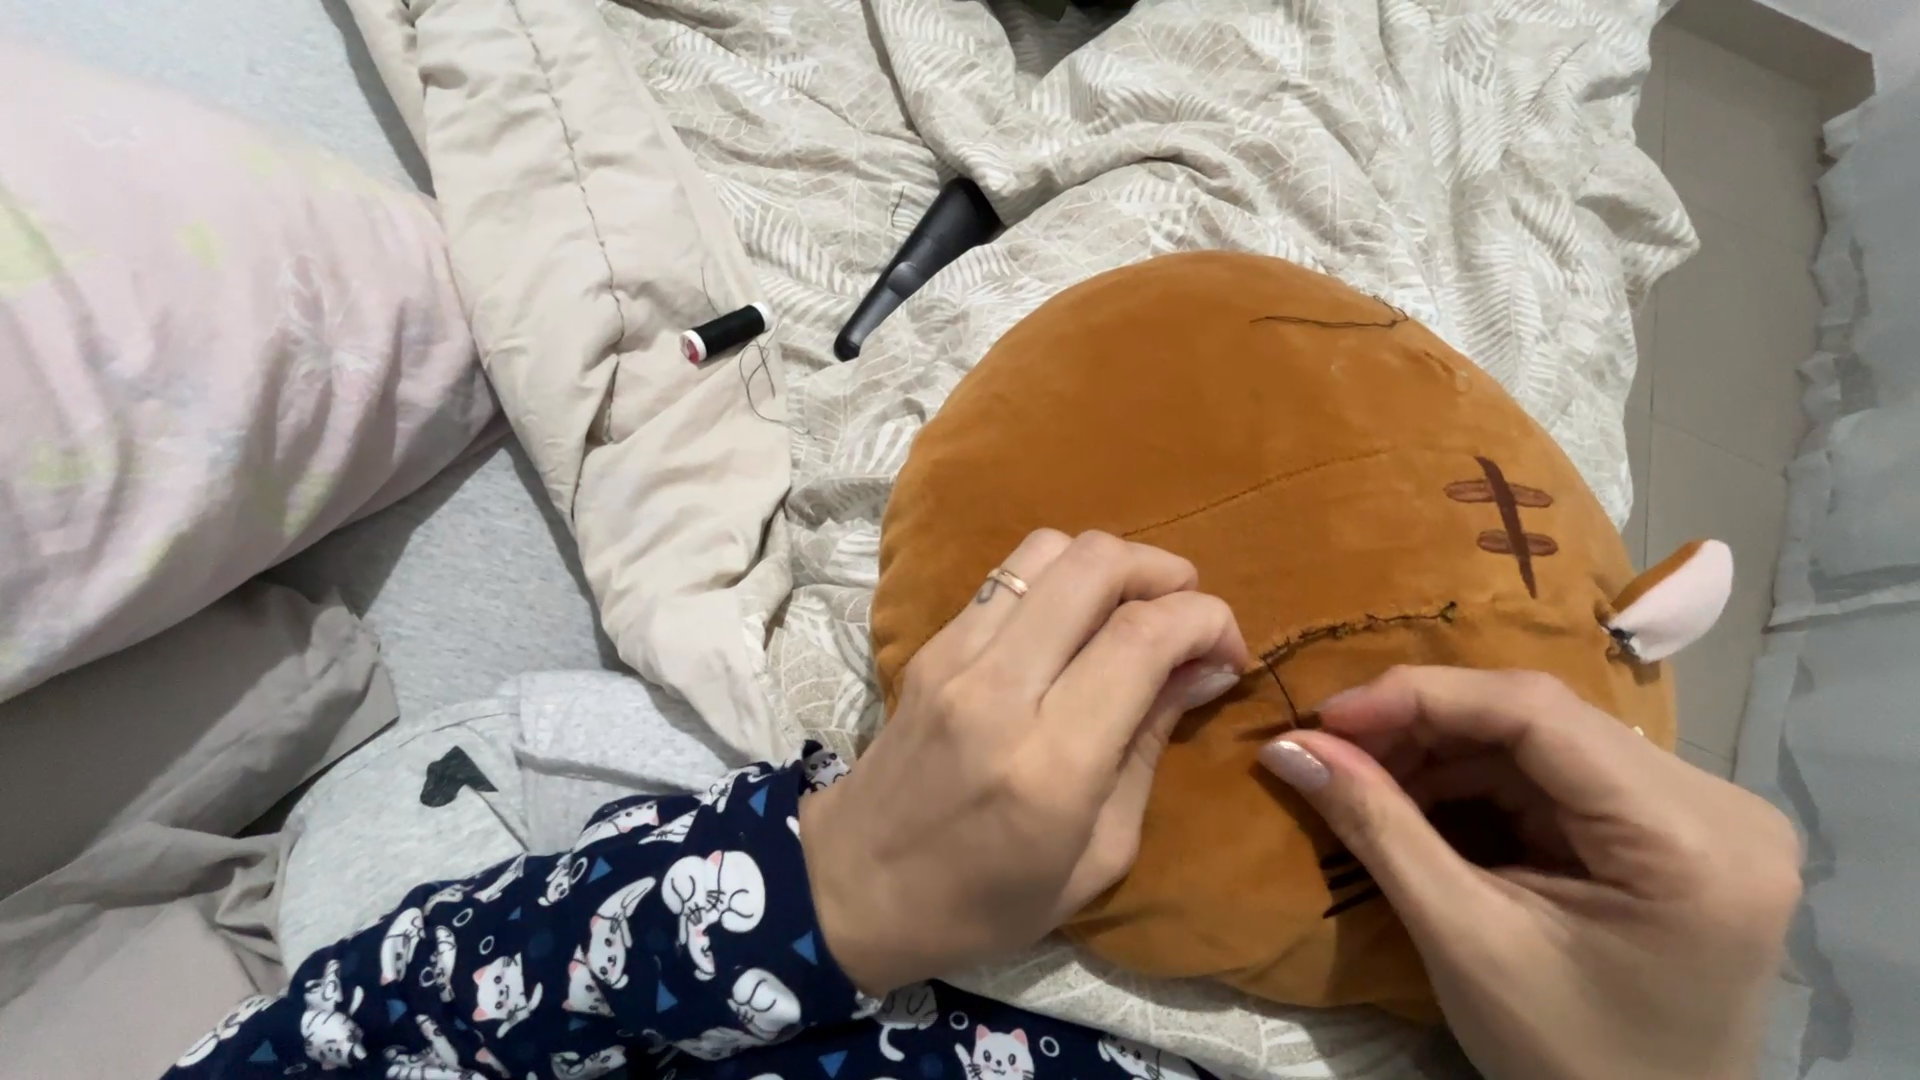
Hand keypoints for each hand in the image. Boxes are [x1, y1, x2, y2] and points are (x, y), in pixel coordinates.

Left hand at [800, 529, 1248, 994]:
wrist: (854, 883)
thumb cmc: (985, 901)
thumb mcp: (1099, 854)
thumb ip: (1150, 745)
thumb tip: (1202, 668)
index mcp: (1051, 762)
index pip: (1142, 638)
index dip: (1205, 621)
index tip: (1226, 651)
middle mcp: (1000, 689)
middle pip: (1094, 564)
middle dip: (1163, 571)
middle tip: (1186, 614)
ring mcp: (955, 656)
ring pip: (1048, 550)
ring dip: (1109, 564)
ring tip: (1133, 610)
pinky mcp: (931, 644)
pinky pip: (1008, 575)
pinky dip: (1060, 579)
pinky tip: (1074, 622)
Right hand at [1260, 667, 1800, 1079]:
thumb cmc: (1565, 1056)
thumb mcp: (1459, 937)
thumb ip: (1375, 826)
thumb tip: (1285, 745)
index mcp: (1690, 839)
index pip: (1536, 712)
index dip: (1419, 695)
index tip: (1326, 716)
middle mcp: (1712, 802)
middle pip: (1534, 715)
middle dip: (1419, 722)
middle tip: (1334, 746)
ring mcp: (1692, 808)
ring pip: (1529, 731)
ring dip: (1434, 746)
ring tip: (1365, 775)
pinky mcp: (1658, 821)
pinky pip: (1540, 764)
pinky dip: (1463, 773)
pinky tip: (1416, 796)